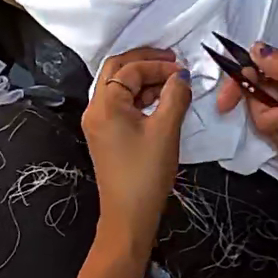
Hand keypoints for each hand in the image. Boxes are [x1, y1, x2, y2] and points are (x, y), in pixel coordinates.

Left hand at [82, 47, 191, 250]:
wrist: (129, 215)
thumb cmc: (146, 173)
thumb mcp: (166, 130)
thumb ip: (175, 96)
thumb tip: (181, 76)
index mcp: (104, 105)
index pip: (130, 69)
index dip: (157, 65)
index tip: (182, 69)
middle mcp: (95, 109)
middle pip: (116, 70)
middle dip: (144, 62)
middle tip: (172, 61)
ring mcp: (98, 122)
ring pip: (118, 86)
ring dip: (143, 80)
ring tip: (171, 82)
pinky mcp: (105, 134)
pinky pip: (120, 104)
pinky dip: (139, 97)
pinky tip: (160, 101)